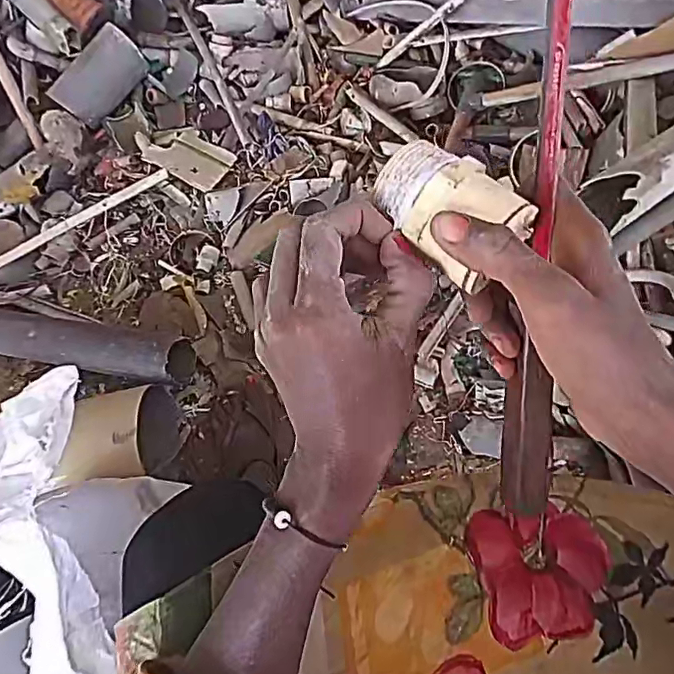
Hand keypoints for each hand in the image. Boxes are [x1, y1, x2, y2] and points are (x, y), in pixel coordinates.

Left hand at [255, 199, 432, 539]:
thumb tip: (405, 248)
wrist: (336, 455)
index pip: (322, 230)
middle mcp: (280, 313)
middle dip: (341, 231)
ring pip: (283, 257)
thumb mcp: (401, 342)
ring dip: (322, 252)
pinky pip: (276, 285)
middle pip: (297, 234)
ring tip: (362, 272)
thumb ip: (407, 283)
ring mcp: (268, 325)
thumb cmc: (369, 414)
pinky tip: (339, 294)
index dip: (358, 218)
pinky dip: (305, 275)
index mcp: (314, 311)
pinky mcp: (267, 337)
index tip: (384, 231)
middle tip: (375, 249)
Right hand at [428, 185, 673, 458]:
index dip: (487, 193)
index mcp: (573, 235)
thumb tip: (455, 224)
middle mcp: (563, 256)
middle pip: (498, 238)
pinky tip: (509, 353)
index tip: (453, 212)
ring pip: (496, 279)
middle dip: (478, 271)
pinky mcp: (546, 319)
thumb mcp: (547, 297)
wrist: (635, 414)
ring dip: (488, 311)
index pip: (526, 186)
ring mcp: (554, 289)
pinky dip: (499, 332)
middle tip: (476, 293)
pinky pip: (505, 311)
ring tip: (503, 337)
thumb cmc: (614, 359)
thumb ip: (500, 255)